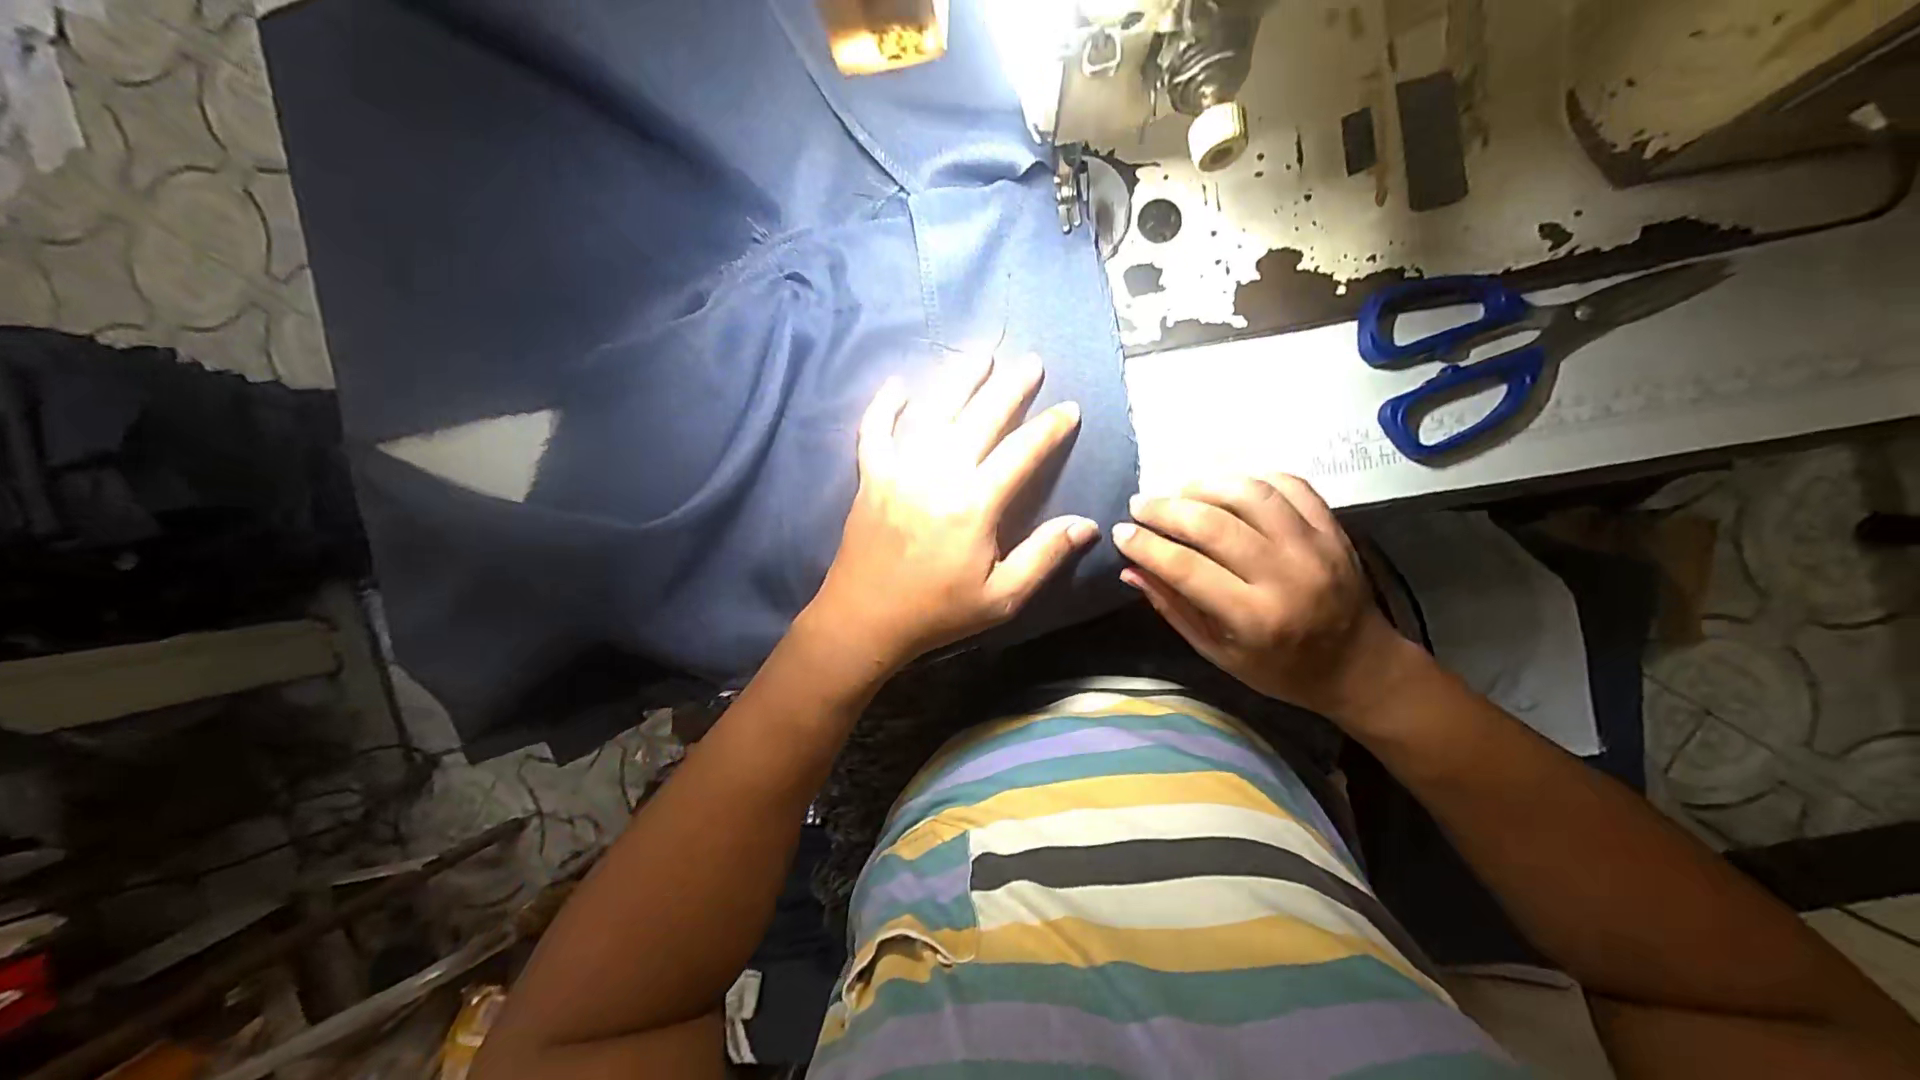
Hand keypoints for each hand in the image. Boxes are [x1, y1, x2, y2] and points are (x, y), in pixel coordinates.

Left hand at [807, 354, 1097, 671]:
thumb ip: (1044, 556)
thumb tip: (1087, 524)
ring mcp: (899, 472)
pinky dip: (885, 406)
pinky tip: (898, 384)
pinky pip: (874, 431)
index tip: (1069, 408)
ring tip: (981, 355)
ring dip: (959, 381)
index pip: (1020, 454)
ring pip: (933, 414)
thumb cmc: (938, 612)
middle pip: (980, 419)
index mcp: (973, 506)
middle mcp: (937, 477)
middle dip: (1009, 388)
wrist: (865, 619)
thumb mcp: (1001, 596)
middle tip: (1031, 362)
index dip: (1048, 429)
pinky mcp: (871, 477)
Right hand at [1112, 474, 1414, 719]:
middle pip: (1213, 524)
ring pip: (1250, 494)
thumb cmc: (1279, 669)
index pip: (1186, 568)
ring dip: (1205, 486)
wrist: (1359, 665)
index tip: (1121, 532)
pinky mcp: (1333, 528)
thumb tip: (1130, 568)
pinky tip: (1227, 488)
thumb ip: (1173, 608)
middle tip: (1140, 505)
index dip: (1146, 546)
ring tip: (1180, 493)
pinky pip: (1290, 485)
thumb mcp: (1217, 652)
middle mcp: (1286, 576)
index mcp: (1254, 618)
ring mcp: (1315, 547)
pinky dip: (1252, 479)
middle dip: (1166, 510)